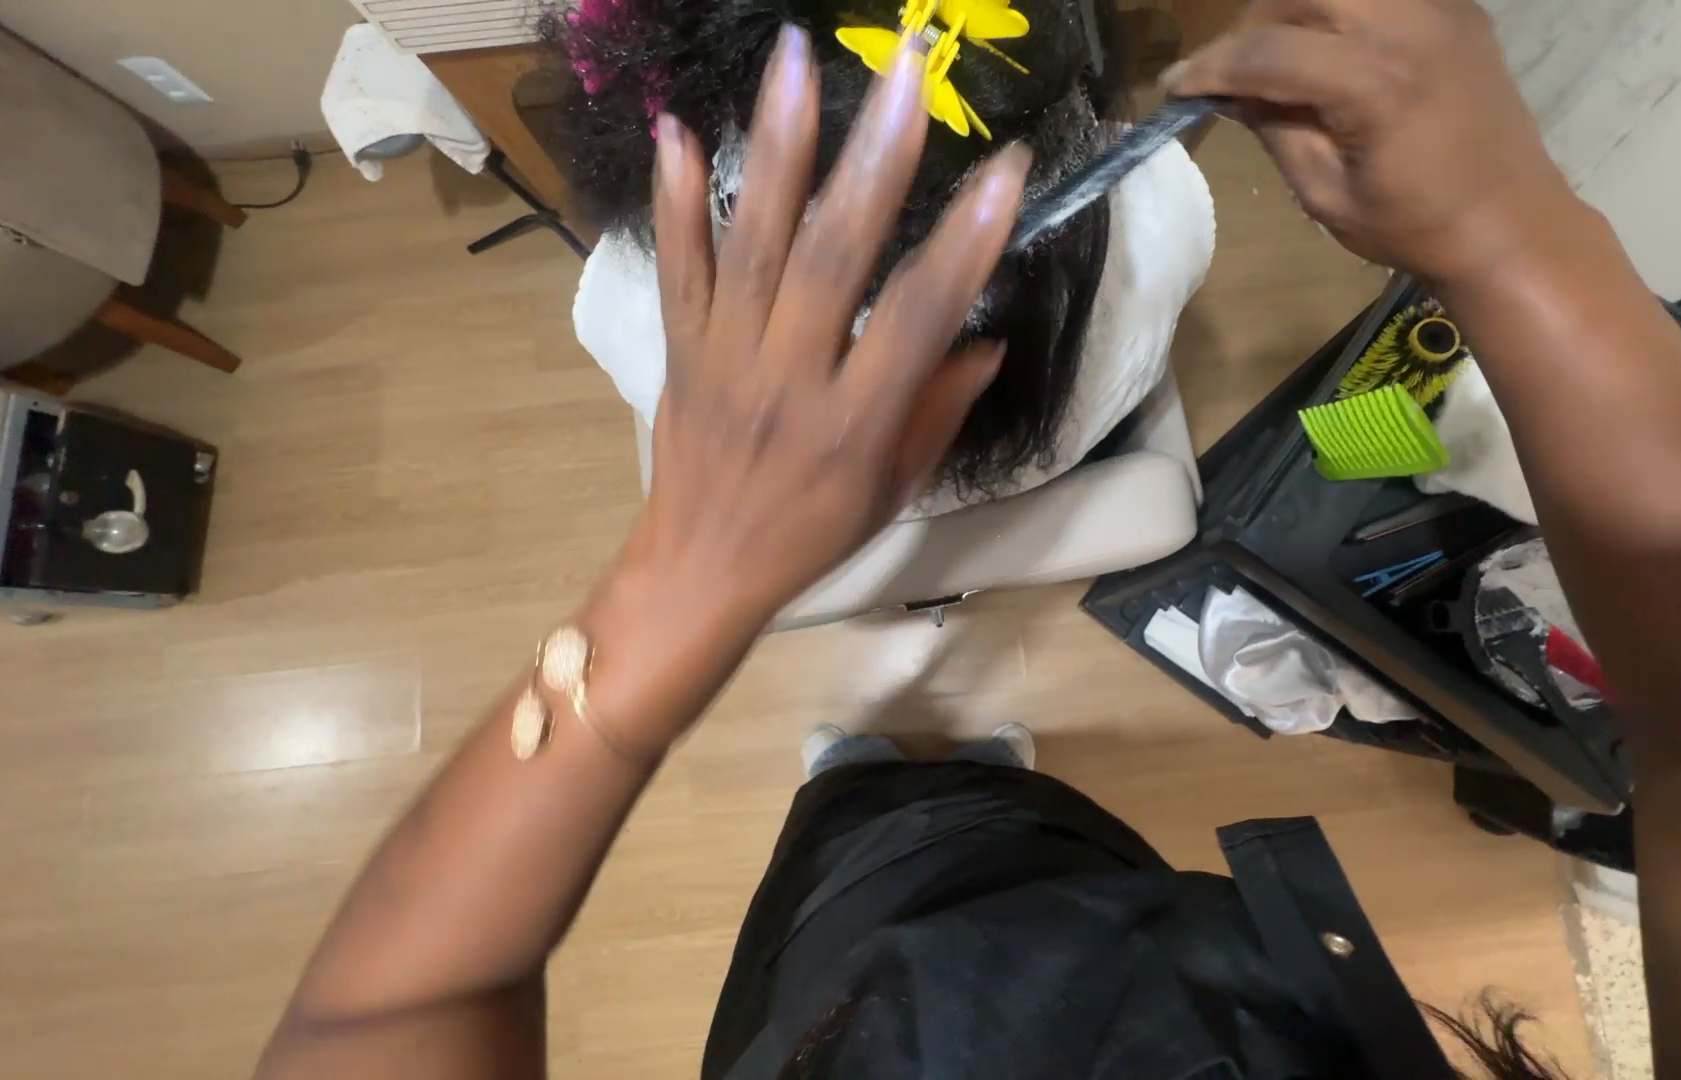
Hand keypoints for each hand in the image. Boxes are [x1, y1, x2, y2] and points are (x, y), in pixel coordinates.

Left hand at [622, 27, 1030, 630]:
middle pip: (830, 260)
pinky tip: (676, 128)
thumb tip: (985, 341)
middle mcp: (787, 379)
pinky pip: (677, 268)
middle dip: (874, 161)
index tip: (1004, 172)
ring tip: (796, 58)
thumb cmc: (812, 535)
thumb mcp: (893, 490)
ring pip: (752, 245)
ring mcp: (724, 357)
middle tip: (907, 72)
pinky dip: (674, 200)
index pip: (915, 319)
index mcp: (852, 424)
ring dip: (776, 148)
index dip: (964, 244)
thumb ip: (938, 412)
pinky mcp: (680, 348)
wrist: (704, 567)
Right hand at [1166, 0, 1581, 284]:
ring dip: (1293, 11)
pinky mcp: (1454, 9)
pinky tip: (1323, 52)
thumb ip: (1278, 132)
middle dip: (1251, 26)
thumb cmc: (1410, 227)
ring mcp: (1438, 7)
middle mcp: (1409, 25)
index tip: (1175, 86)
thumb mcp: (1324, 195)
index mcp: (1374, 84)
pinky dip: (1335, 13)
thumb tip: (1236, 94)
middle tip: (1229, 75)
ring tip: (1275, 59)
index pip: (1270, 51)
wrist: (1506, 220)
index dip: (1212, 66)